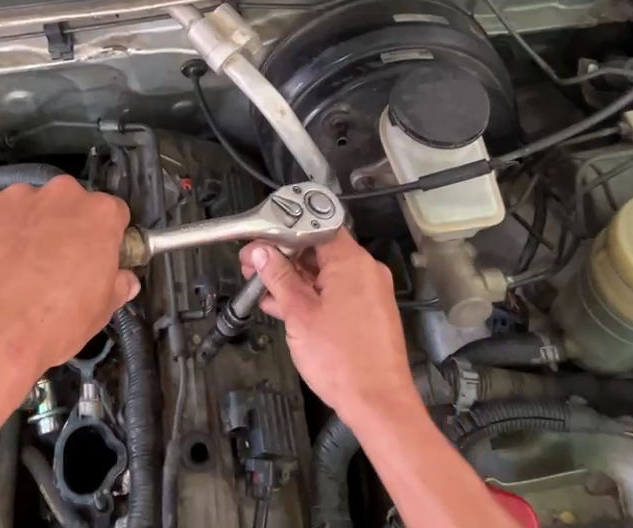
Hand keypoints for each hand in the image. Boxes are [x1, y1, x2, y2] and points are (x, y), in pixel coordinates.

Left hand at [0, 176, 139, 378]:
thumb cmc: (46, 323)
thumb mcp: (99, 313)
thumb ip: (116, 287)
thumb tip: (123, 282)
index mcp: (100, 216)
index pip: (113, 213)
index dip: (105, 237)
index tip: (97, 255)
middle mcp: (62, 196)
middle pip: (70, 204)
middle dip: (65, 228)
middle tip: (55, 266)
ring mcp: (20, 197)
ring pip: (30, 206)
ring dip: (28, 228)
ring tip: (16, 269)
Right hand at [242, 234, 416, 423]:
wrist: (378, 404)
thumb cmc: (341, 360)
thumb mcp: (299, 313)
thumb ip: (278, 277)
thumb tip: (262, 253)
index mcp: (352, 261)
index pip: (314, 228)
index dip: (282, 233)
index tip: (260, 244)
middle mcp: (365, 270)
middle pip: (319, 250)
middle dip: (284, 258)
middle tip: (254, 268)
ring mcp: (369, 292)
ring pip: (325, 274)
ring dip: (294, 279)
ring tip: (262, 289)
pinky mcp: (369, 313)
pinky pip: (336, 293)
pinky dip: (311, 296)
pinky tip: (284, 307)